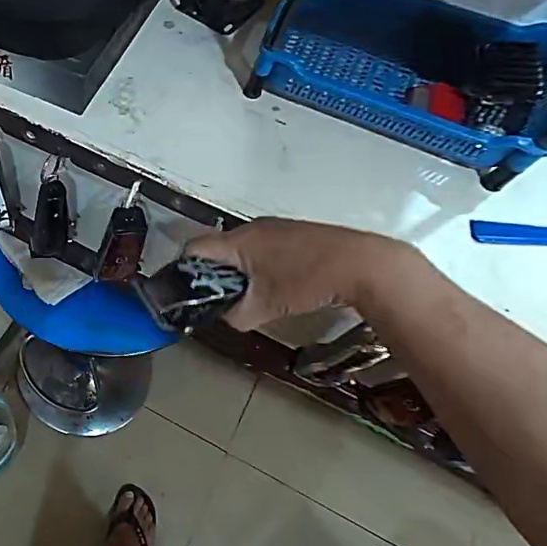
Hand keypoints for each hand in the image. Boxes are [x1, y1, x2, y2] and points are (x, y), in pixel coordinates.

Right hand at [183, 219, 417, 329]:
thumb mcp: (267, 307)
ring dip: (241, 274)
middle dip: (215, 277)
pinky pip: (264, 250)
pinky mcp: (296, 234)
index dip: (185, 271)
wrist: (362, 265)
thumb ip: (236, 316)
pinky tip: (278, 288)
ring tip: (253, 299)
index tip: (189, 295)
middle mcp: (254, 227)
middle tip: (221, 302)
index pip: (195, 248)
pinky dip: (261, 269)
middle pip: (218, 249)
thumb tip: (227, 318)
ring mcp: (278, 228)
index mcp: (240, 239)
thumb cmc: (308, 281)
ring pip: (243, 251)